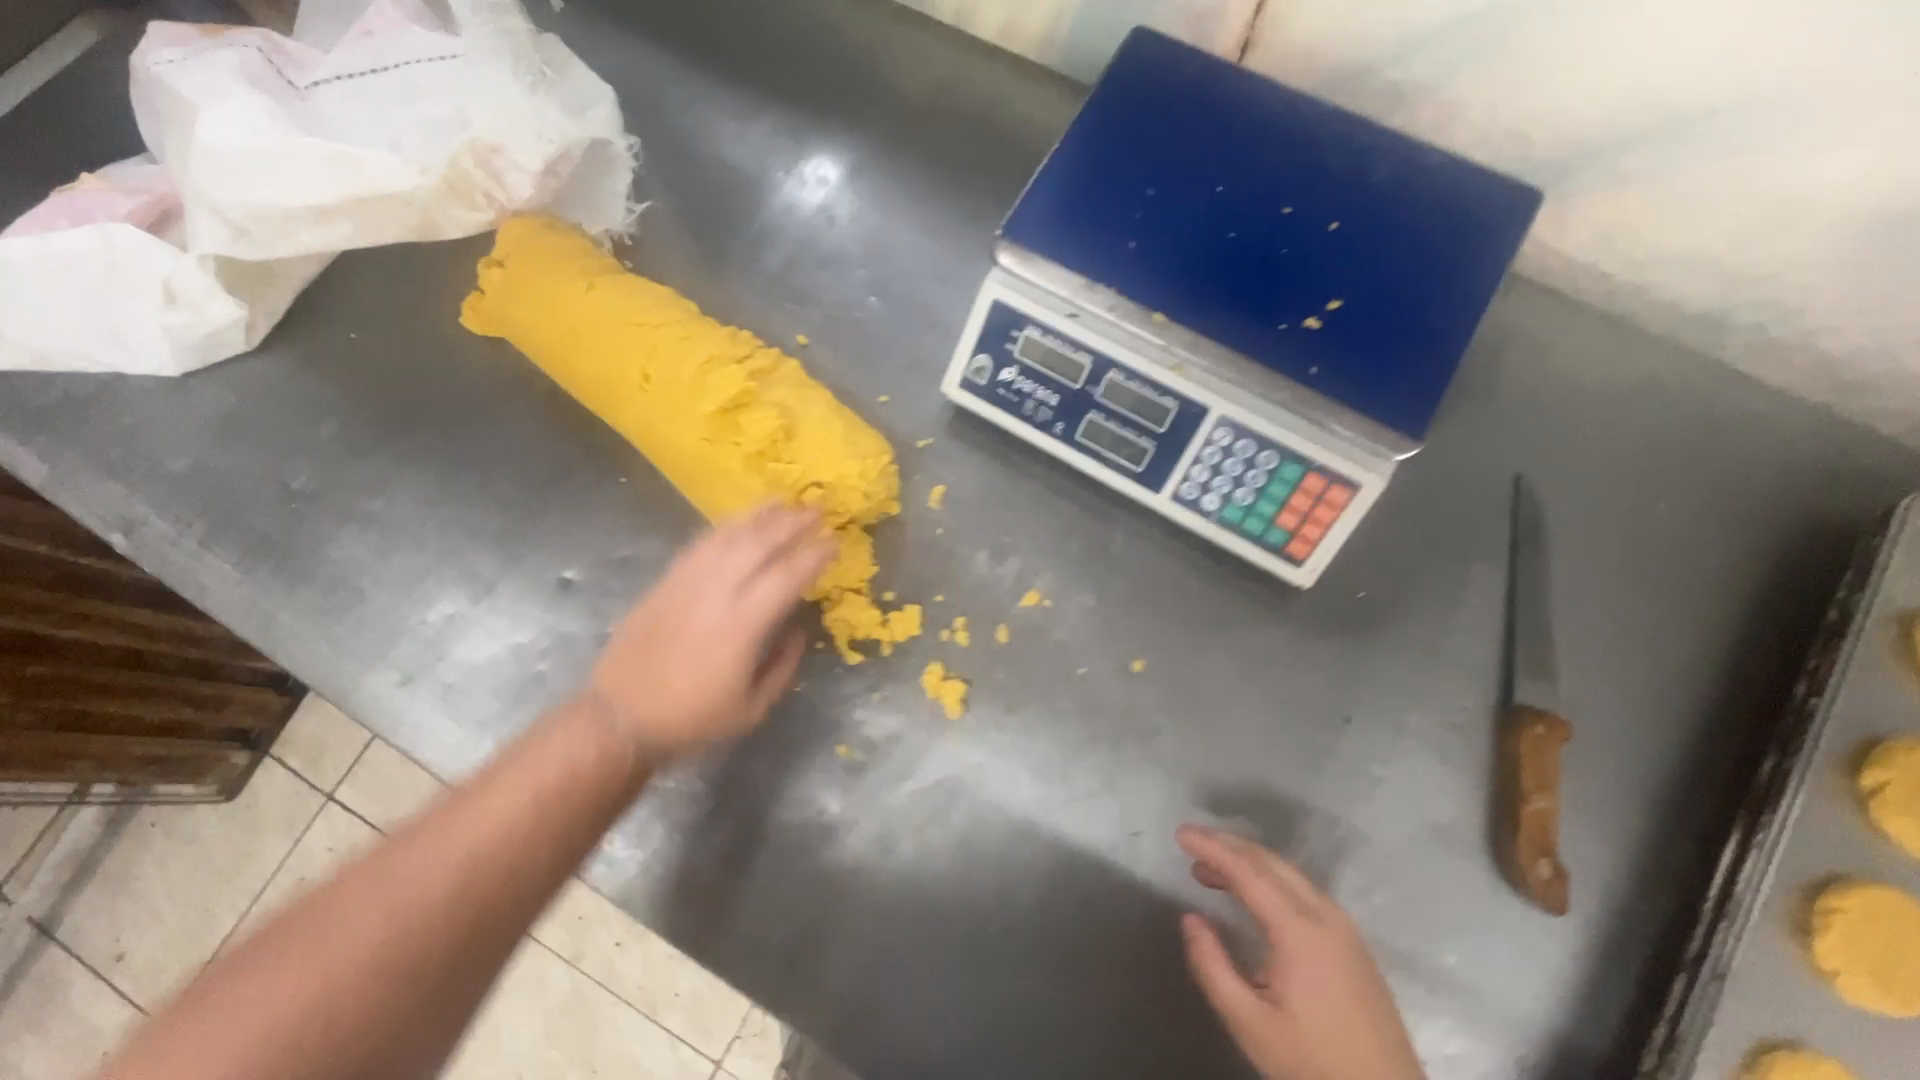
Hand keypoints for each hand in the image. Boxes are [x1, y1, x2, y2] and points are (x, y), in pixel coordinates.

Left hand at [586, 503, 836, 758]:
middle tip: (818, 510)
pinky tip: (740, 520)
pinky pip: (701, 544)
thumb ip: (783, 666)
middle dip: (793, 524)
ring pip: (729, 536)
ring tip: (786, 502)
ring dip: (761, 516)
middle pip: (760, 544)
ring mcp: (687, 582)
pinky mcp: (665, 581)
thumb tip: (798, 630)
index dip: (814, 555)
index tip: (835, 542)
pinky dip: (725, 527)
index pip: (787, 576)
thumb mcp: (752, 708)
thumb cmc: (692, 719)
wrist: (620, 716)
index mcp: (743, 626)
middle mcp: (716, 593)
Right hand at [1178, 825, 1423, 1079]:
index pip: (1248, 872)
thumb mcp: (1249, 1022)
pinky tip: (1254, 897)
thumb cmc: (1312, 1060)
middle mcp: (1326, 916)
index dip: (1213, 848)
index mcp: (1300, 930)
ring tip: (1211, 870)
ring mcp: (1345, 928)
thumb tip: (1190, 918)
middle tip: (1191, 842)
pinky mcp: (1353, 944)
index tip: (1181, 834)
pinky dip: (1271, 881)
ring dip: (1249, 864)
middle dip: (1229, 846)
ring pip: (1291, 876)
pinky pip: (1305, 892)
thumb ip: (1212, 966)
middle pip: (1272, 863)